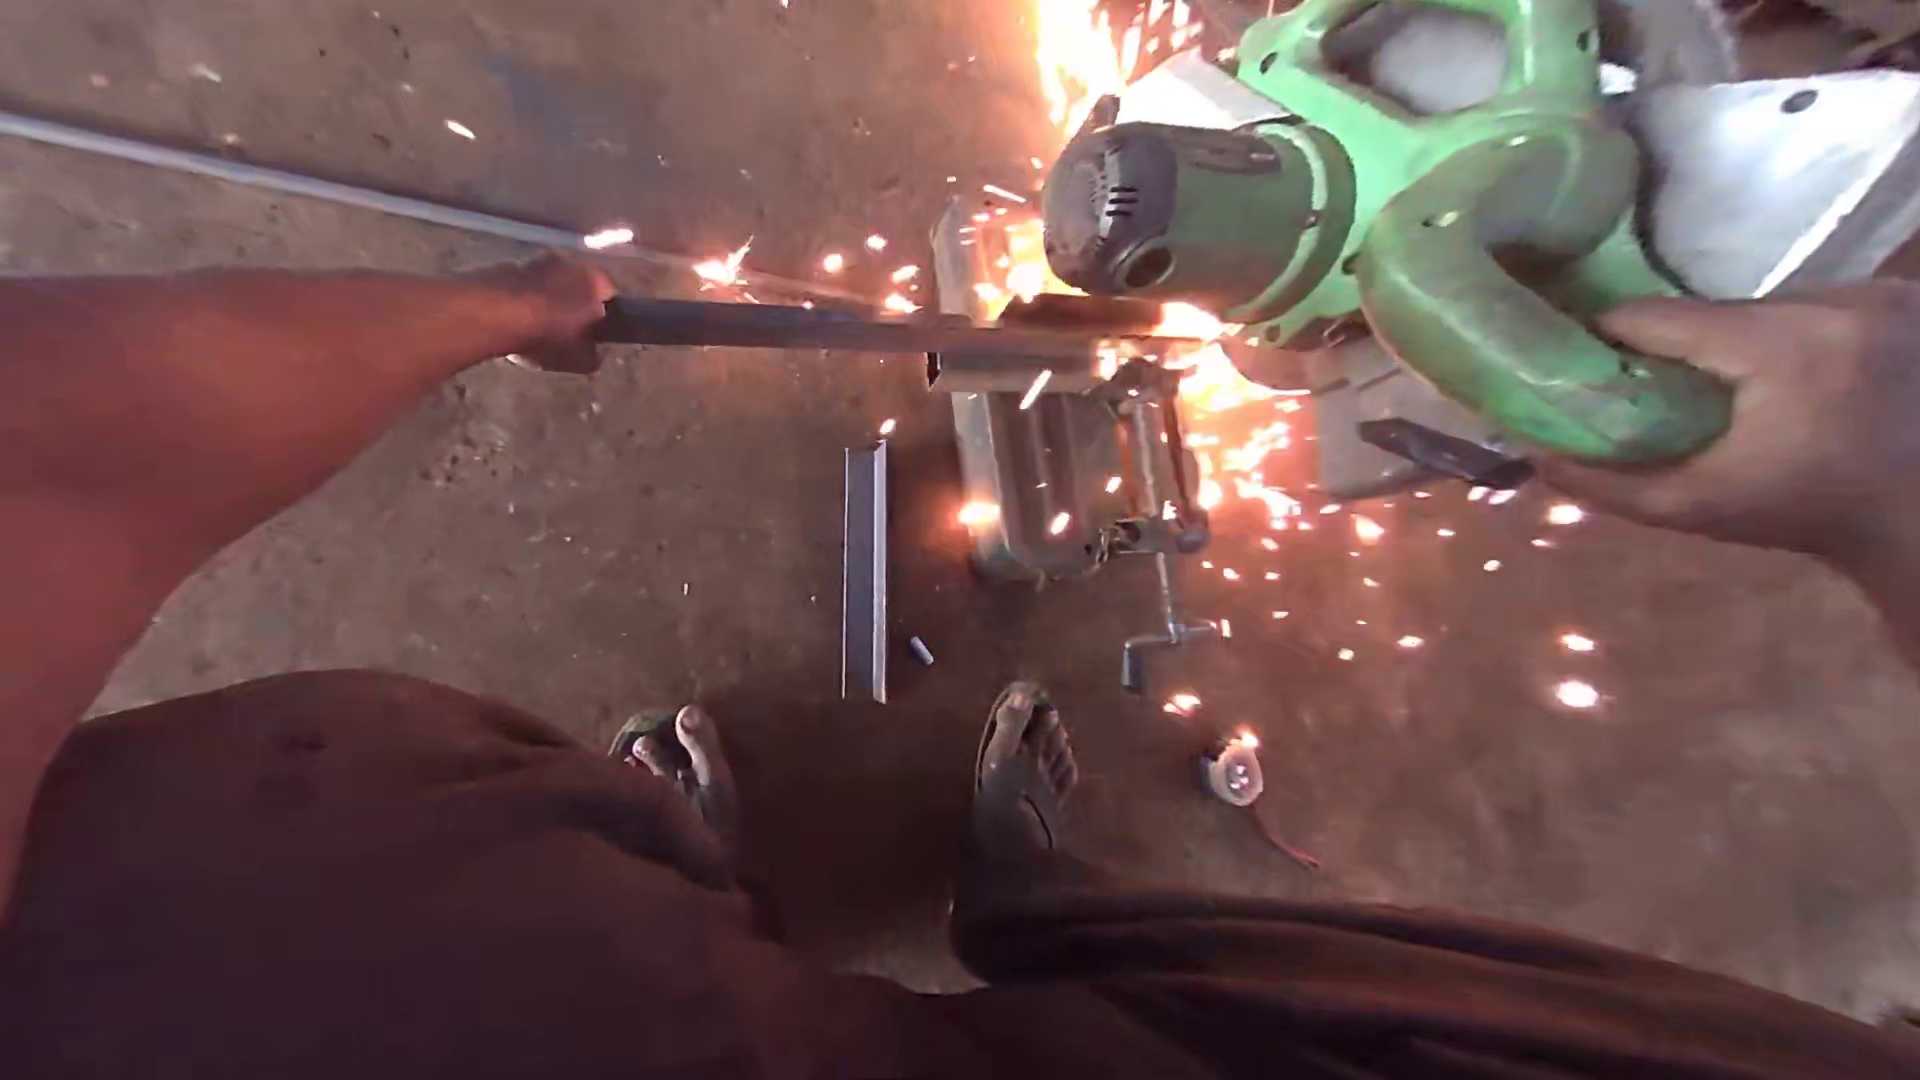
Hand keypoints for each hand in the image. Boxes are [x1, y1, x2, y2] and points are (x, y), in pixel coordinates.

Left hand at [467, 255, 614, 372]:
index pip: (610, 293)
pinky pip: (518, 286)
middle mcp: (566, 261)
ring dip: (545, 300)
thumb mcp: (582, 360)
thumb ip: (595, 355)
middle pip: (576, 283)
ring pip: (546, 283)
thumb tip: (596, 352)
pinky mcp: (499, 266)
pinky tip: (512, 324)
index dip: (607, 312)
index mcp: (594, 280)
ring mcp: (529, 260)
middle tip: (569, 330)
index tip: (599, 330)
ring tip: (537, 329)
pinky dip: (519, 300)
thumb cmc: (549, 335)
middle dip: (574, 302)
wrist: (489, 316)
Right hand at [1542, 282, 1919, 569]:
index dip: (1597, 340)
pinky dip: (1756, 340)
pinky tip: (1756, 382)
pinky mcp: (1898, 300)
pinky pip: (1789, 309)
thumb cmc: (1803, 511)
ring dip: (1706, 345)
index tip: (1574, 372)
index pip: (1649, 315)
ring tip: (1696, 392)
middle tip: (1635, 395)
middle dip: (1656, 350)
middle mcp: (1836, 301)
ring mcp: (1877, 294)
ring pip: (1742, 308)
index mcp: (1783, 344)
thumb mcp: (1681, 506)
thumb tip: (1531, 452)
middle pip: (1697, 310)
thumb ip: (1595, 482)